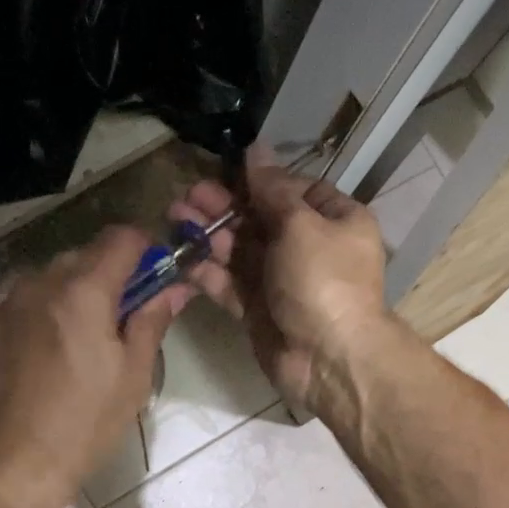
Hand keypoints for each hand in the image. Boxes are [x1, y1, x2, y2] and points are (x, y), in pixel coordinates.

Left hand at [0, 227, 184, 507]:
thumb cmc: (83, 423)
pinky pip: (32, 302)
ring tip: (91, 343)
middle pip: (87, 256)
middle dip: (114, 276)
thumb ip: (151, 321)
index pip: (122, 238)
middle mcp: (42, 282)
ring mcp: (11, 303)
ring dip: (80, 294)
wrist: (11, 462)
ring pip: (56, 278)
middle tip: (130, 320)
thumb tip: (172, 289)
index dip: (148, 250)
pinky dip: (52, 313)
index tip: (159, 279)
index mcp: (83, 289)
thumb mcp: (132, 376)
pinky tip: (57, 356)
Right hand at [168, 157, 389, 412]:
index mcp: (334, 221)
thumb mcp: (301, 225)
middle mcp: (309, 248)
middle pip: (260, 220)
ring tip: (174, 217)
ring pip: (240, 251)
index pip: (293, 191)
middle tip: (187, 196)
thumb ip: (271, 189)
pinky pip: (230, 285)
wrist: (329, 359)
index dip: (258, 181)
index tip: (223, 171)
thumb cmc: (323, 281)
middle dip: (224, 207)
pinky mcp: (258, 311)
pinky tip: (181, 257)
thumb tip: (255, 148)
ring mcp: (281, 282)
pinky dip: (208, 272)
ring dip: (209, 234)